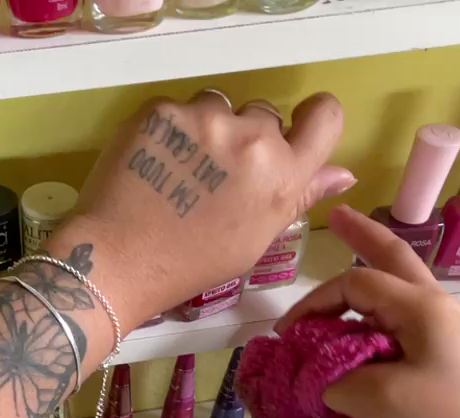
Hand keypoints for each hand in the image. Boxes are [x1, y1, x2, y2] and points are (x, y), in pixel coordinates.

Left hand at [50, 91, 353, 325]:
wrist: (118, 262)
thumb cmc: (189, 265)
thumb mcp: (253, 242)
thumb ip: (296, 199)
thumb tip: (341, 174)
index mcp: (281, 175)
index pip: (326, 115)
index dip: (312, 122)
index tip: (292, 136)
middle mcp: (250, 139)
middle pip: (263, 116)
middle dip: (246, 141)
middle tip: (215, 183)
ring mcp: (203, 120)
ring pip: (218, 109)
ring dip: (206, 133)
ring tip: (179, 177)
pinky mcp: (161, 112)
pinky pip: (177, 112)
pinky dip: (169, 135)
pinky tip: (153, 170)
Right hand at [277, 206, 459, 417]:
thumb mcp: (379, 400)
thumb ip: (335, 380)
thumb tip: (315, 377)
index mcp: (421, 308)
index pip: (355, 284)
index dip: (313, 303)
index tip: (284, 336)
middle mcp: (438, 310)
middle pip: (394, 260)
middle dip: (362, 237)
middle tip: (337, 216)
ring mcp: (450, 335)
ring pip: (400, 295)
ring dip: (367, 285)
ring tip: (341, 291)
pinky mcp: (454, 362)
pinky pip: (405, 330)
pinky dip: (377, 324)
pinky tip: (366, 341)